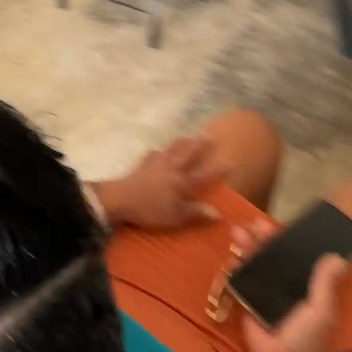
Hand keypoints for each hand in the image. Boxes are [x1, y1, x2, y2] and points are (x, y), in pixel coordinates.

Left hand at [93, 136, 223, 229]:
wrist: (121, 198)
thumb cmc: (150, 209)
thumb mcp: (175, 216)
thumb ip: (195, 213)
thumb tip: (217, 212)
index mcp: (181, 183)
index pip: (203, 175)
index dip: (217, 169)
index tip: (230, 161)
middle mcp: (171, 169)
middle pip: (188, 154)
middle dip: (200, 145)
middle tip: (210, 135)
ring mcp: (155, 164)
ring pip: (172, 149)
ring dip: (181, 142)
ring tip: (188, 136)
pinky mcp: (142, 164)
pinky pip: (153, 155)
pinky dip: (158, 152)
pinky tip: (157, 151)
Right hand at [234, 219, 350, 351]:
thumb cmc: (304, 337)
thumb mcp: (320, 310)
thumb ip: (325, 284)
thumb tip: (338, 256)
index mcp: (306, 288)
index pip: (296, 257)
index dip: (287, 240)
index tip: (279, 224)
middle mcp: (285, 287)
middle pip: (272, 256)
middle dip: (262, 239)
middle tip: (253, 224)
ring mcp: (265, 293)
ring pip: (254, 264)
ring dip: (246, 248)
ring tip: (236, 233)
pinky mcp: (247, 301)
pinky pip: (240, 280)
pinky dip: (234, 267)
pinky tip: (230, 256)